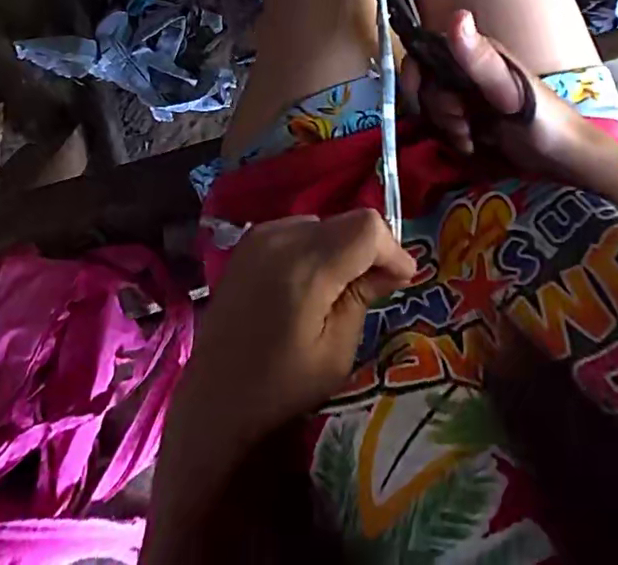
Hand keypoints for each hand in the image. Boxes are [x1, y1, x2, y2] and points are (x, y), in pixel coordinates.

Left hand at [171, 210, 415, 450]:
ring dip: (344, 246)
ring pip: (325, 223)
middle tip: (381, 283)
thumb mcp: (336, 352)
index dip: (392, 249)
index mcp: (305, 268)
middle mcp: (281, 239)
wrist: (214, 397)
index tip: (403, 278)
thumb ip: (363, 298)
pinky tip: (314, 280)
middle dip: (372, 248)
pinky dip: (317, 246)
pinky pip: (299, 230)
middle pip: (348, 220)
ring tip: (345, 284)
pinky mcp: (248, 243)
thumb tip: (394, 269)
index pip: (367, 227)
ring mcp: (260, 236)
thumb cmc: (280, 387)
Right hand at [403, 10, 617, 182]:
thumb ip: (479, 58)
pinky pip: (445, 128)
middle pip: (426, 87)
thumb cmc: (541, 117)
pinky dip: (454, 140)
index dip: (415, 75)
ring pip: (433, 110)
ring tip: (472, 136)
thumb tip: (457, 16)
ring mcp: (469, 96)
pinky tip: (473, 145)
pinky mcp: (472, 120)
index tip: (417, 97)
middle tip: (464, 122)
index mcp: (475, 54)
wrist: (563, 156)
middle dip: (439, 110)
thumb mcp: (508, 89)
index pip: (425, 54)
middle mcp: (468, 71)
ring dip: (448, 128)